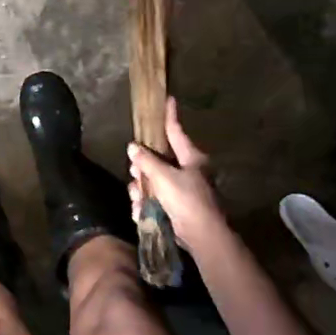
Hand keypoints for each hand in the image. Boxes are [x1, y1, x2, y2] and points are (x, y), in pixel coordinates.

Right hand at [126, 97, 224, 252]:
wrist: (202, 235)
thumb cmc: (187, 199)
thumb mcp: (164, 176)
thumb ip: (147, 161)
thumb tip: (133, 147)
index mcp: (192, 158)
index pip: (176, 132)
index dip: (170, 116)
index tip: (168, 99)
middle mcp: (187, 171)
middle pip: (156, 160)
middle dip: (142, 169)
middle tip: (136, 174)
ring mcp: (181, 190)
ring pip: (151, 182)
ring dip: (141, 191)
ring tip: (139, 200)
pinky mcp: (175, 208)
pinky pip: (153, 201)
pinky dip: (145, 206)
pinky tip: (141, 213)